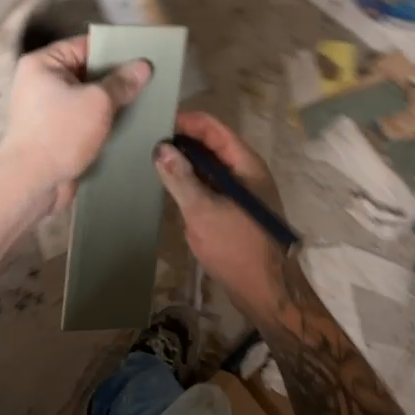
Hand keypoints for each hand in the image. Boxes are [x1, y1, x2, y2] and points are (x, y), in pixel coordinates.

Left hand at [0, 36, 151, 214]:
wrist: (31, 184)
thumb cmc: (60, 132)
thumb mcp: (97, 102)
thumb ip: (121, 82)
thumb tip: (144, 65)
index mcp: (43, 63)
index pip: (84, 45)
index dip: (115, 49)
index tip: (144, 54)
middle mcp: (42, 81)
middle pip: (87, 71)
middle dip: (117, 77)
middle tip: (152, 78)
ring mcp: (48, 108)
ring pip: (88, 97)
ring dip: (112, 102)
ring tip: (147, 100)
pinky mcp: (56, 132)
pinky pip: (84, 118)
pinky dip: (103, 121)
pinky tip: (131, 124)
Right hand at [154, 111, 288, 319]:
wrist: (267, 293)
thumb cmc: (238, 247)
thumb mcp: (203, 212)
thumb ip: (180, 178)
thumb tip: (160, 147)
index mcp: (244, 163)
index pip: (212, 127)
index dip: (185, 121)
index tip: (156, 123)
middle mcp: (244, 171)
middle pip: (210, 143)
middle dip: (181, 140)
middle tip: (148, 142)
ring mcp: (240, 190)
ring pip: (208, 165)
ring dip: (185, 162)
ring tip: (153, 161)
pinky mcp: (234, 208)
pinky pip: (210, 184)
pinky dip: (191, 181)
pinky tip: (170, 187)